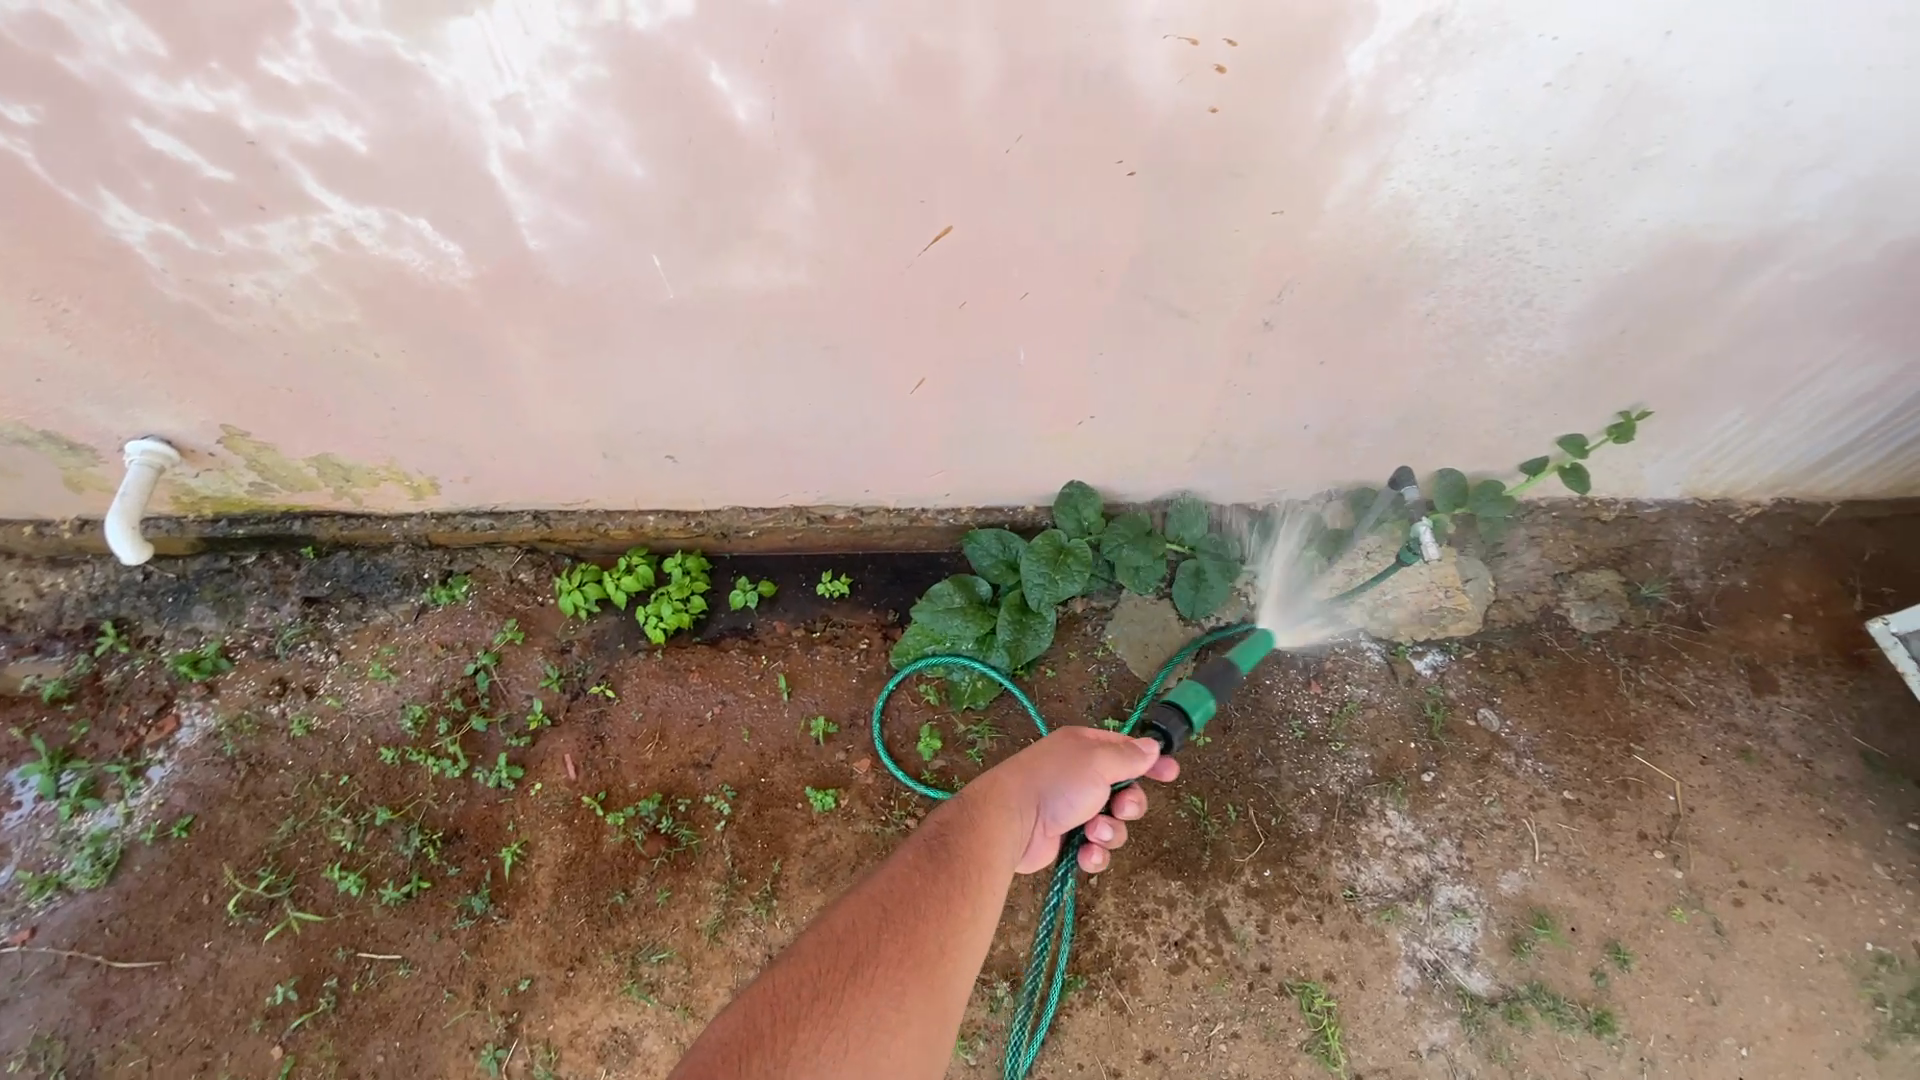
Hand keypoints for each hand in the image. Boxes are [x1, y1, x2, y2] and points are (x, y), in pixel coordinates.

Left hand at [965, 726, 1179, 874]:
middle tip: (1121, 809)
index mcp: (1085, 748)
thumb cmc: (1056, 783)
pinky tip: (1084, 854)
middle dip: (1129, 805)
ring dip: (1110, 832)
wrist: (1012, 820)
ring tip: (1092, 831)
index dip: (1150, 762)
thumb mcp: (1097, 761)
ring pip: (1114, 824)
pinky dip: (1094, 853)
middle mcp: (1080, 776)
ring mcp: (1072, 809)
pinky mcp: (1066, 840)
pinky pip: (1096, 849)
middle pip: (1125, 792)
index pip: (1126, 751)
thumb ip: (1128, 756)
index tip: (1172, 773)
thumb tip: (1152, 746)